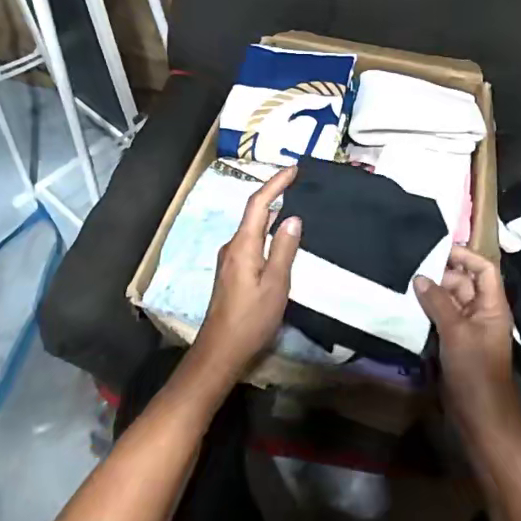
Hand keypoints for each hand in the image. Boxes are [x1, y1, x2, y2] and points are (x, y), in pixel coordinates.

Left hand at [192, 167, 302, 382]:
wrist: (221, 350)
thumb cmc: (251, 319)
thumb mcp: (275, 284)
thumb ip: (283, 250)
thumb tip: (292, 218)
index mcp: (242, 245)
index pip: (258, 204)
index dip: (275, 183)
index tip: (294, 169)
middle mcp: (232, 247)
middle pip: (253, 213)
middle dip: (274, 195)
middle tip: (299, 184)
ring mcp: (230, 260)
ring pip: (252, 228)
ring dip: (270, 214)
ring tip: (294, 206)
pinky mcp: (232, 272)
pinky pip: (251, 242)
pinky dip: (266, 231)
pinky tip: (280, 238)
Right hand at [414, 246, 520, 444]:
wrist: (480, 417)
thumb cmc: (475, 371)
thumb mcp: (456, 332)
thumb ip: (438, 302)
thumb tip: (420, 277)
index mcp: (493, 305)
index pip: (484, 268)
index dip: (464, 256)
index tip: (436, 249)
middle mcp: (482, 312)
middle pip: (463, 282)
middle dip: (440, 273)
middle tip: (410, 265)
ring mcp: (468, 329)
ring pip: (449, 300)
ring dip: (430, 293)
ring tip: (404, 281)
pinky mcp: (454, 344)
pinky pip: (441, 319)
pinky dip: (427, 311)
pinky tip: (406, 306)